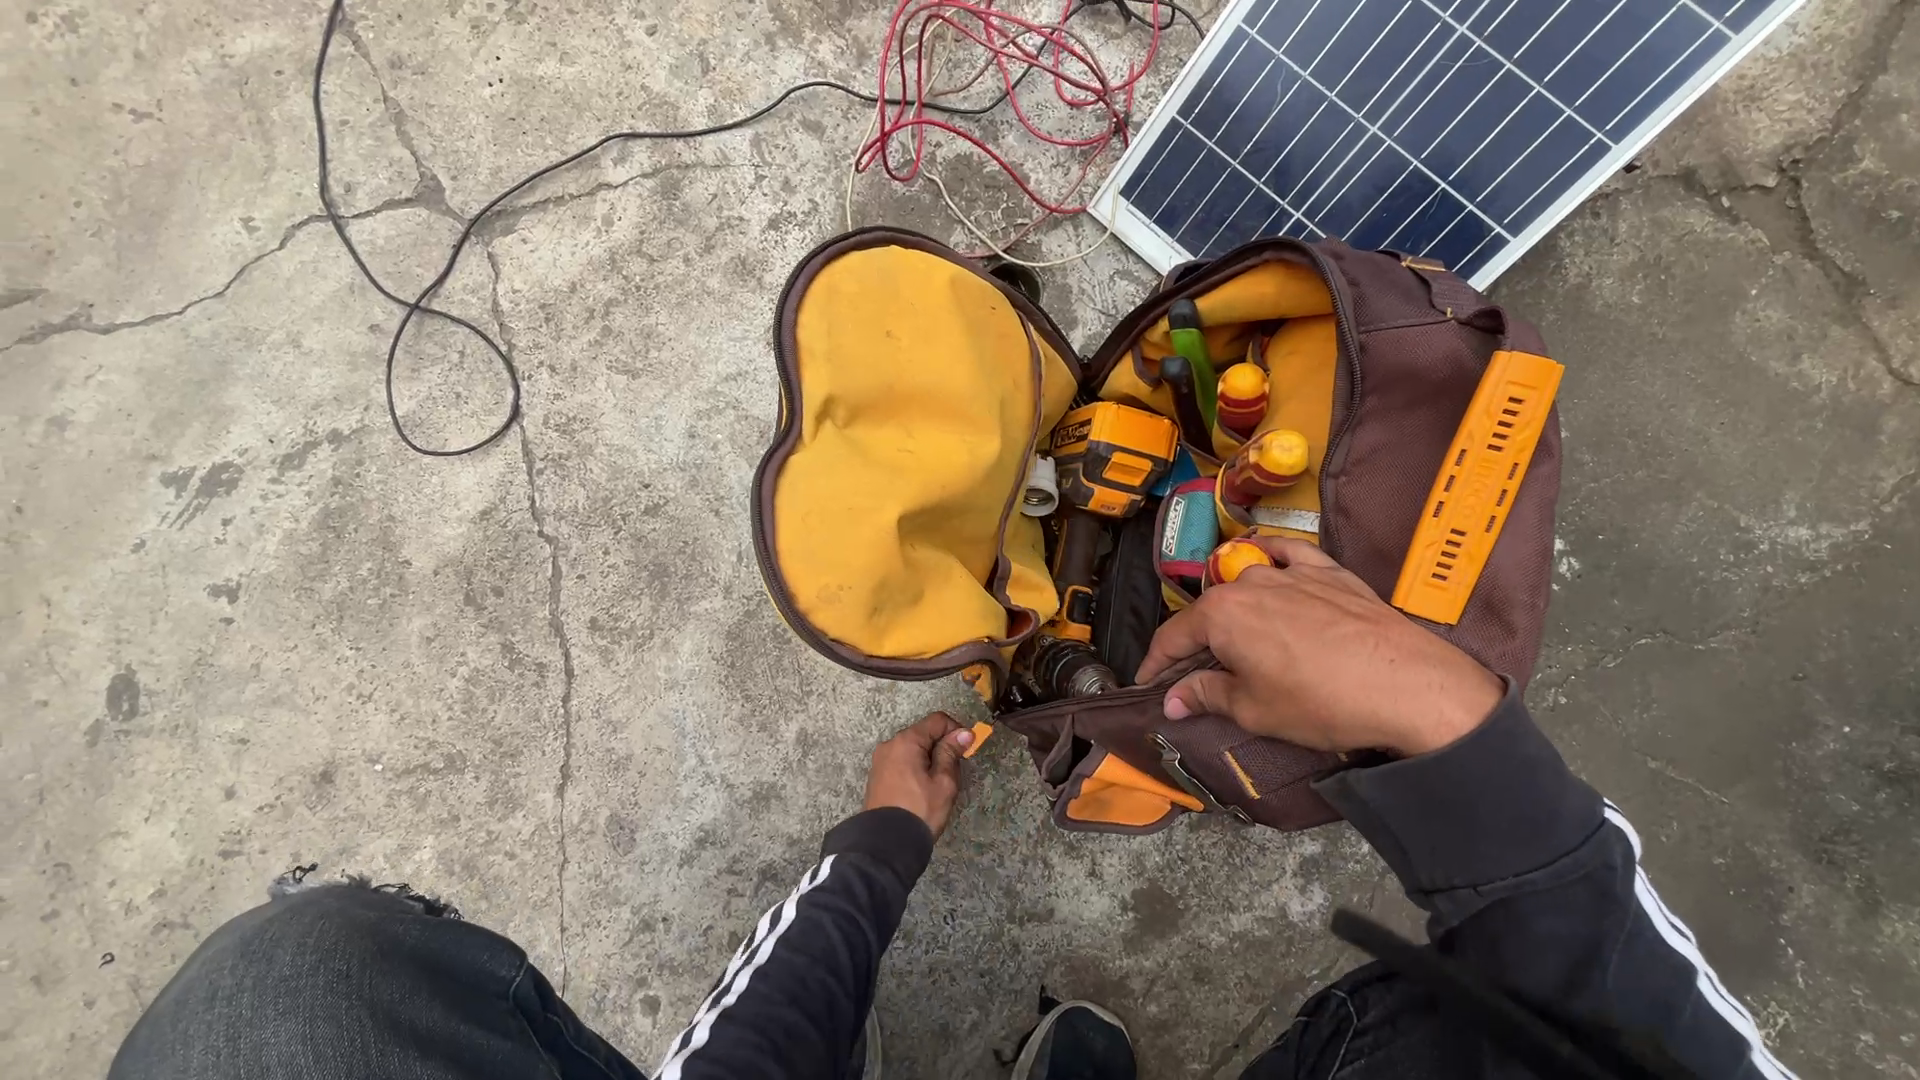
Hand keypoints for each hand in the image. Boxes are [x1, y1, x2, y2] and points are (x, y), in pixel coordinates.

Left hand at [863, 713, 973, 837]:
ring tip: (938, 785)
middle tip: (954, 772)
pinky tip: (922, 790)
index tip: (967, 750)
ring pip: (913, 749)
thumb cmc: (920, 811)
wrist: (886, 844)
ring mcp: (880, 761)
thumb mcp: (943, 782)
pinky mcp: (877, 776)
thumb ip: (951, 753)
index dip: (956, 731)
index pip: (937, 720)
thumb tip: (964, 733)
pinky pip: (902, 762)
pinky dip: (915, 768)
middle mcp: (890, 745)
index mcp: (906, 741)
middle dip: (942, 746)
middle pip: (923, 733)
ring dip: (929, 759)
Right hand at [1135, 538, 1502, 755]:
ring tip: (1233, 634)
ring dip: (1231, 608)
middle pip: (1208, 611)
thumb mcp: (1253, 710)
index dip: (1156, 665)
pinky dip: (1272, 556)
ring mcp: (1291, 572)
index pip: (1173, 637)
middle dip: (1196, 641)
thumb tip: (1172, 700)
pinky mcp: (1329, 572)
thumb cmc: (1322, 701)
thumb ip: (1205, 696)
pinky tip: (1265, 560)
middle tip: (1196, 672)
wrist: (1408, 686)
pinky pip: (1289, 553)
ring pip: (1244, 582)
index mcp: (1221, 615)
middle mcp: (1248, 583)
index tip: (1148, 683)